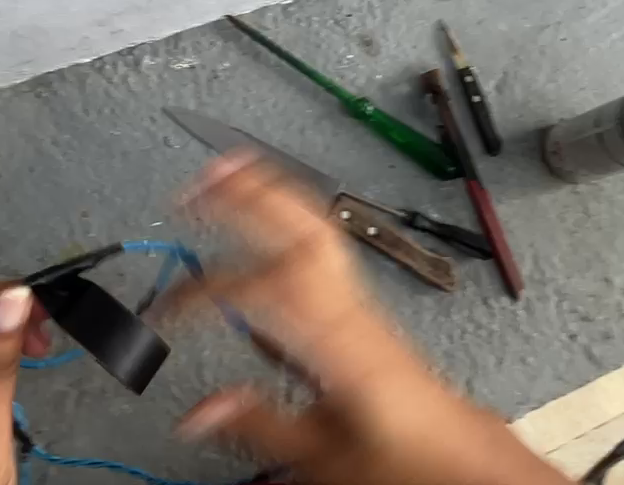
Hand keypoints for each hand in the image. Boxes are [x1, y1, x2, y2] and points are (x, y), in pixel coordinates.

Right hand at [172, 153, 569, 484]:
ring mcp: (358, 291)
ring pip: (316, 221)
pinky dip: (292, 204)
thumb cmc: (399, 452)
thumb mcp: (323, 457)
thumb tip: (198, 412)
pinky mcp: (357, 292)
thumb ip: (258, 426)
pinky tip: (270, 196)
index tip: (171, 303)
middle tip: (199, 183)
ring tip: (229, 167)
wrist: (453, 446)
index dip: (211, 289)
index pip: (266, 292)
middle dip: (248, 198)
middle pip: (300, 229)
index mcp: (340, 344)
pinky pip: (324, 232)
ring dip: (270, 188)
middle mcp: (350, 305)